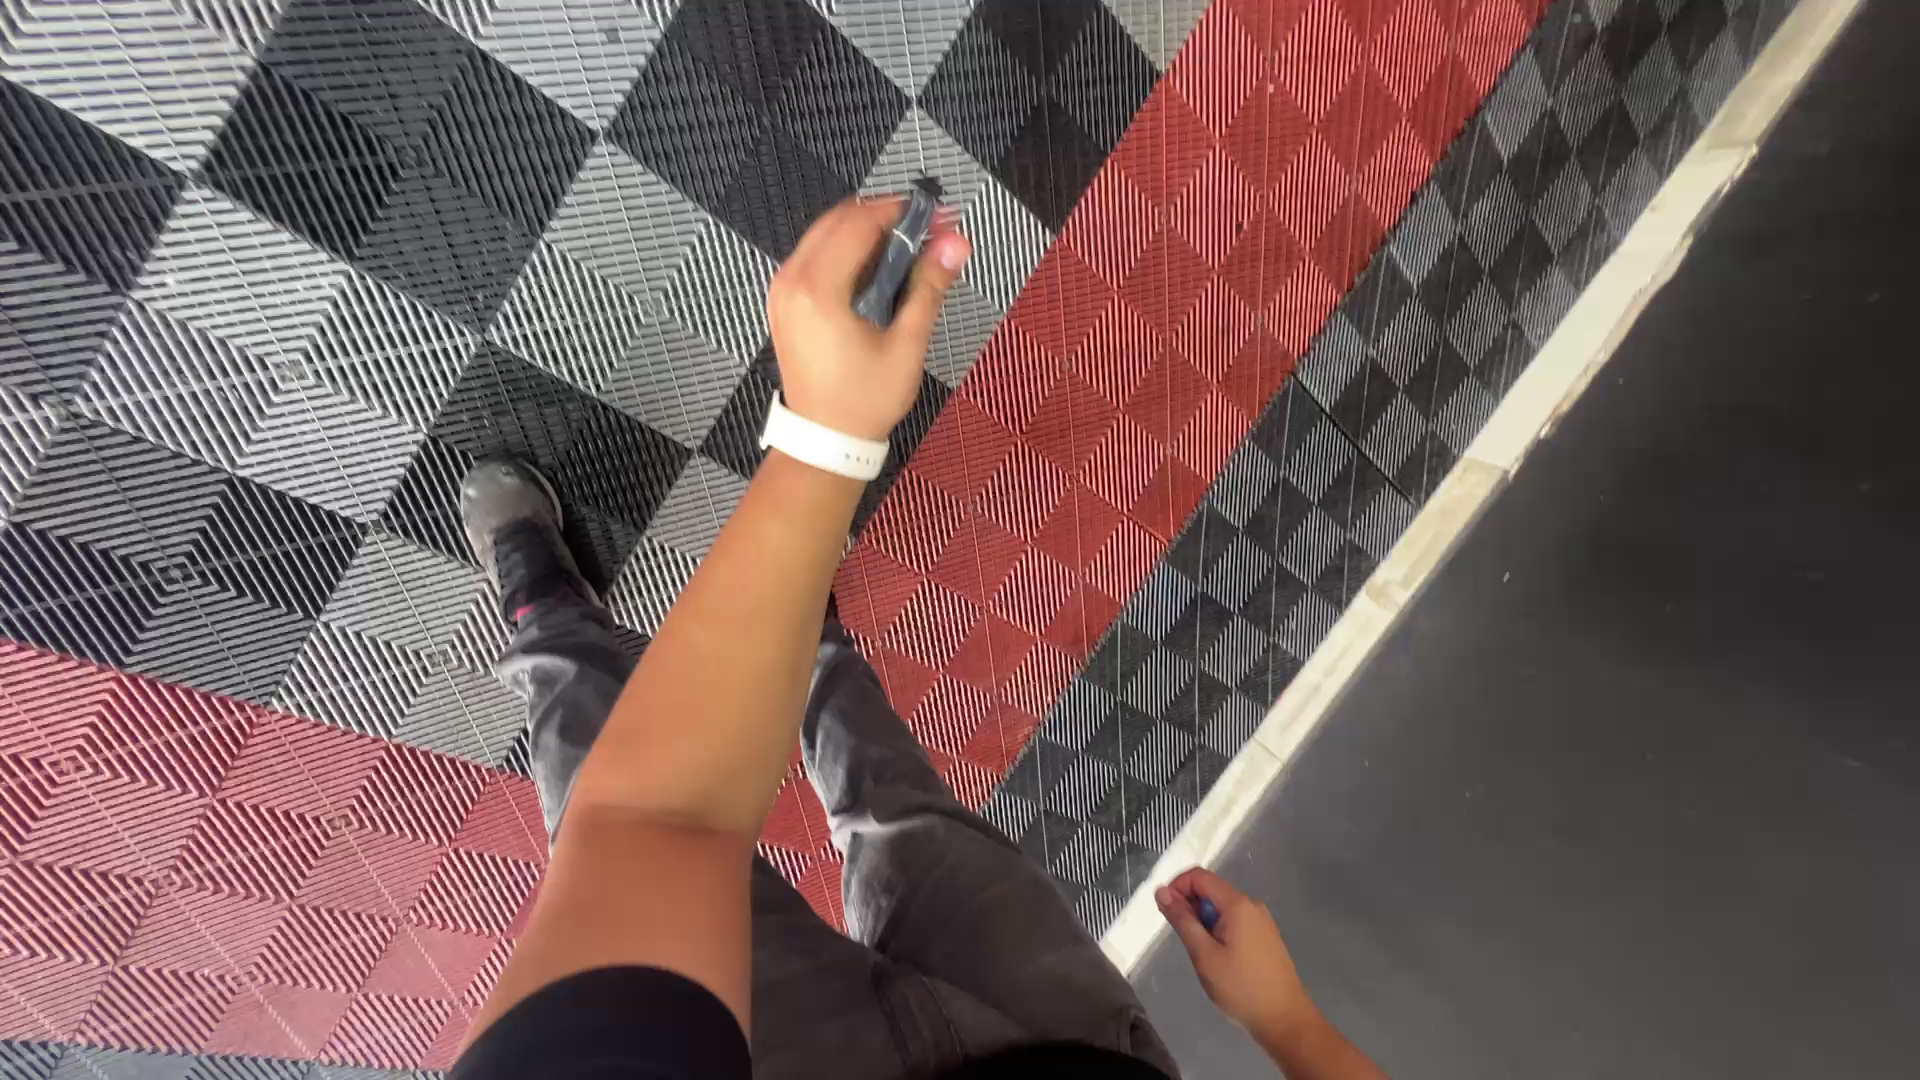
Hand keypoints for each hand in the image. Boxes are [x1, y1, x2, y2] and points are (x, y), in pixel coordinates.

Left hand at [765, 196, 969, 441]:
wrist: (824, 440)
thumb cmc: (866, 400)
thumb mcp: (905, 346)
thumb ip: (929, 288)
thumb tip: (957, 242)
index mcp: (818, 289)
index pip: (859, 222)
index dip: (901, 211)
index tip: (938, 217)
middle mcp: (791, 280)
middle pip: (838, 220)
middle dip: (883, 217)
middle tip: (926, 231)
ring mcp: (781, 290)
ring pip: (823, 235)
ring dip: (863, 232)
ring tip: (905, 250)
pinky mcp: (782, 302)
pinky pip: (812, 256)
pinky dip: (844, 252)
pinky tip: (874, 271)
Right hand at [1157, 867, 1318, 1038]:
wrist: (1287, 1023)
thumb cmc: (1242, 988)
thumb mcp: (1204, 955)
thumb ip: (1182, 920)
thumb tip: (1161, 891)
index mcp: (1238, 904)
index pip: (1199, 876)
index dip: (1177, 887)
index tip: (1167, 912)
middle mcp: (1252, 905)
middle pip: (1211, 890)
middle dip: (1191, 906)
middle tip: (1184, 939)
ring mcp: (1262, 921)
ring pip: (1222, 907)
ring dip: (1204, 920)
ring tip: (1201, 953)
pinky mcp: (1266, 937)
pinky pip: (1235, 921)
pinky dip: (1219, 929)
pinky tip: (1219, 958)